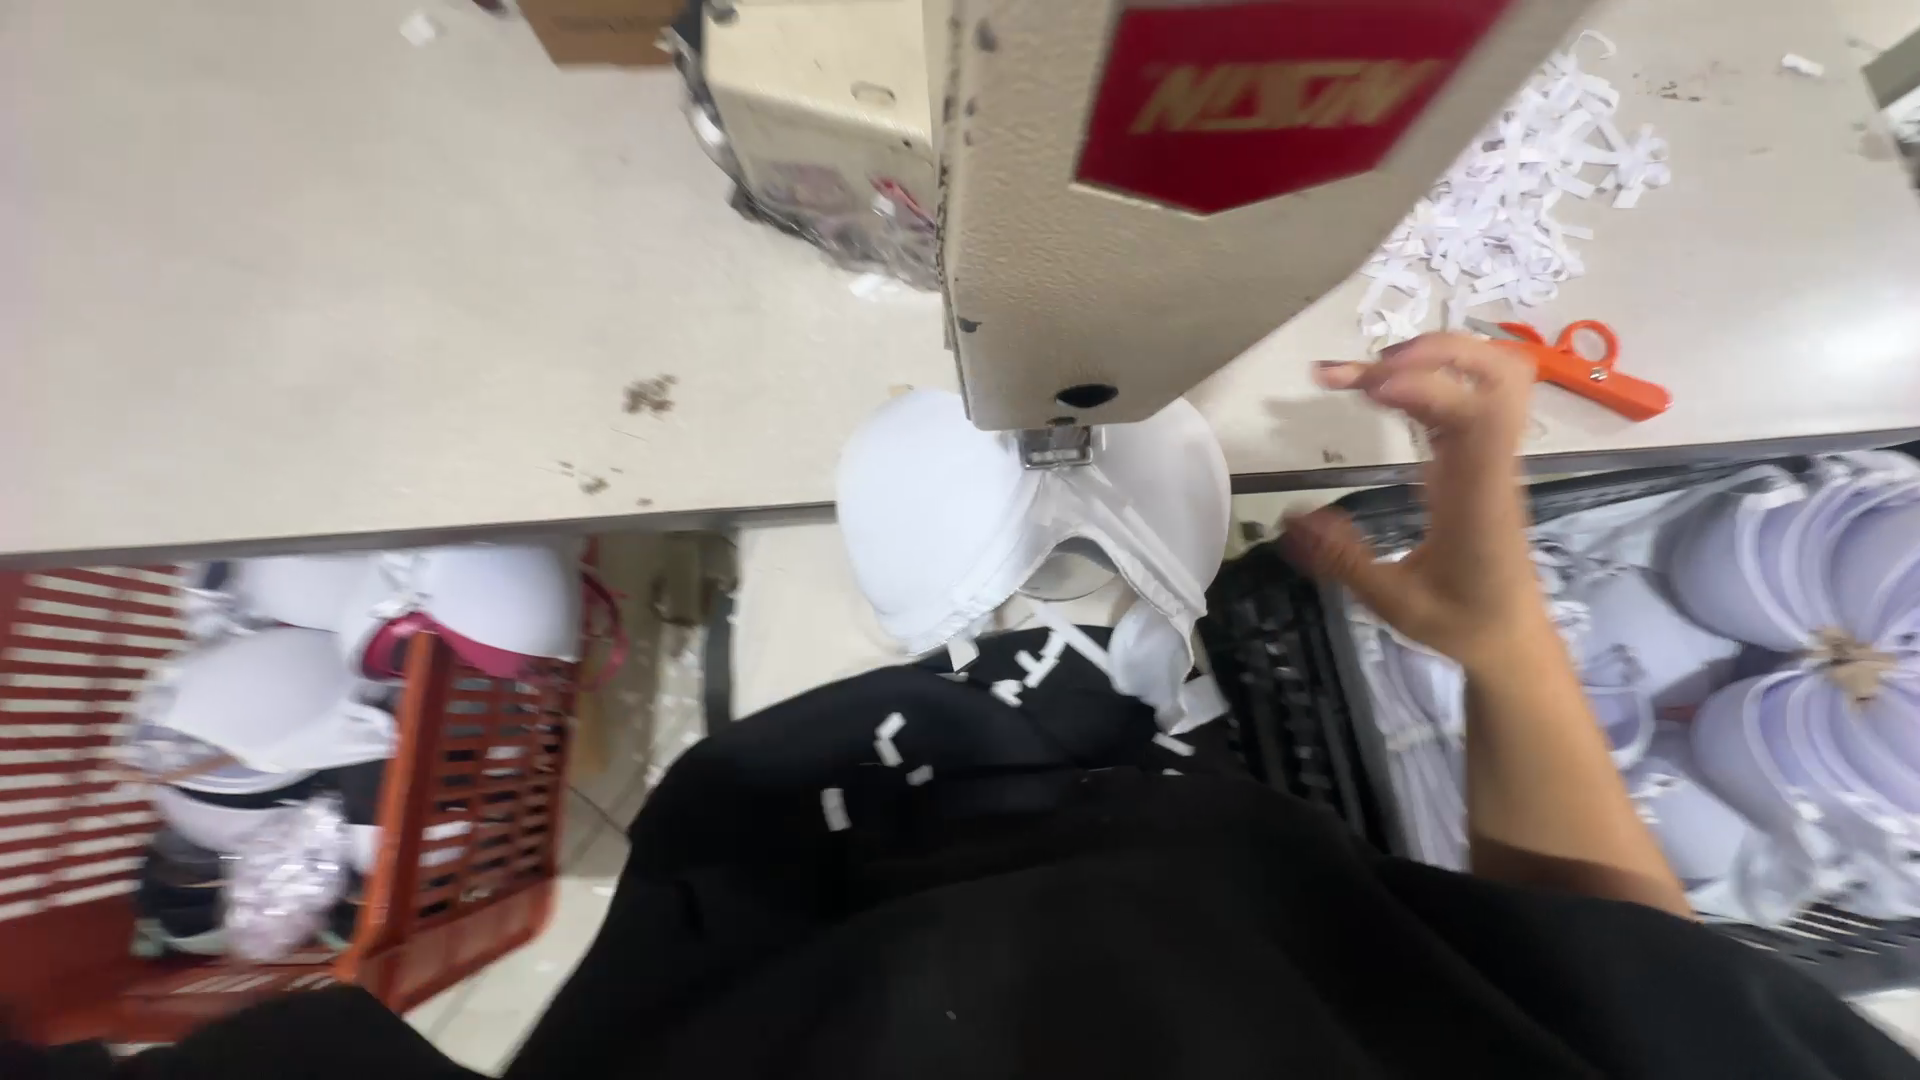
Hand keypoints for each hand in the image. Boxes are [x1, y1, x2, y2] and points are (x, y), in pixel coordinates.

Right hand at [1280, 333, 1549, 672]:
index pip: (1474, 416)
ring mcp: (1490, 456)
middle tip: (1363, 373)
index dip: (1425, 386)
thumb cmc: (1458, 621)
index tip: (1367, 387)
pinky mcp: (1478, 459)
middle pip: (1498, 372)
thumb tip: (1290, 517)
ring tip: (1366, 374)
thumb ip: (1340, 557)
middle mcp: (1491, 464)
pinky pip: (1467, 398)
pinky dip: (1425, 381)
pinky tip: (1379, 391)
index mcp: (1477, 496)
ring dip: (1432, 358)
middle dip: (1432, 352)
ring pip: (1490, 376)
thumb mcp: (1390, 599)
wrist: (1511, 637)